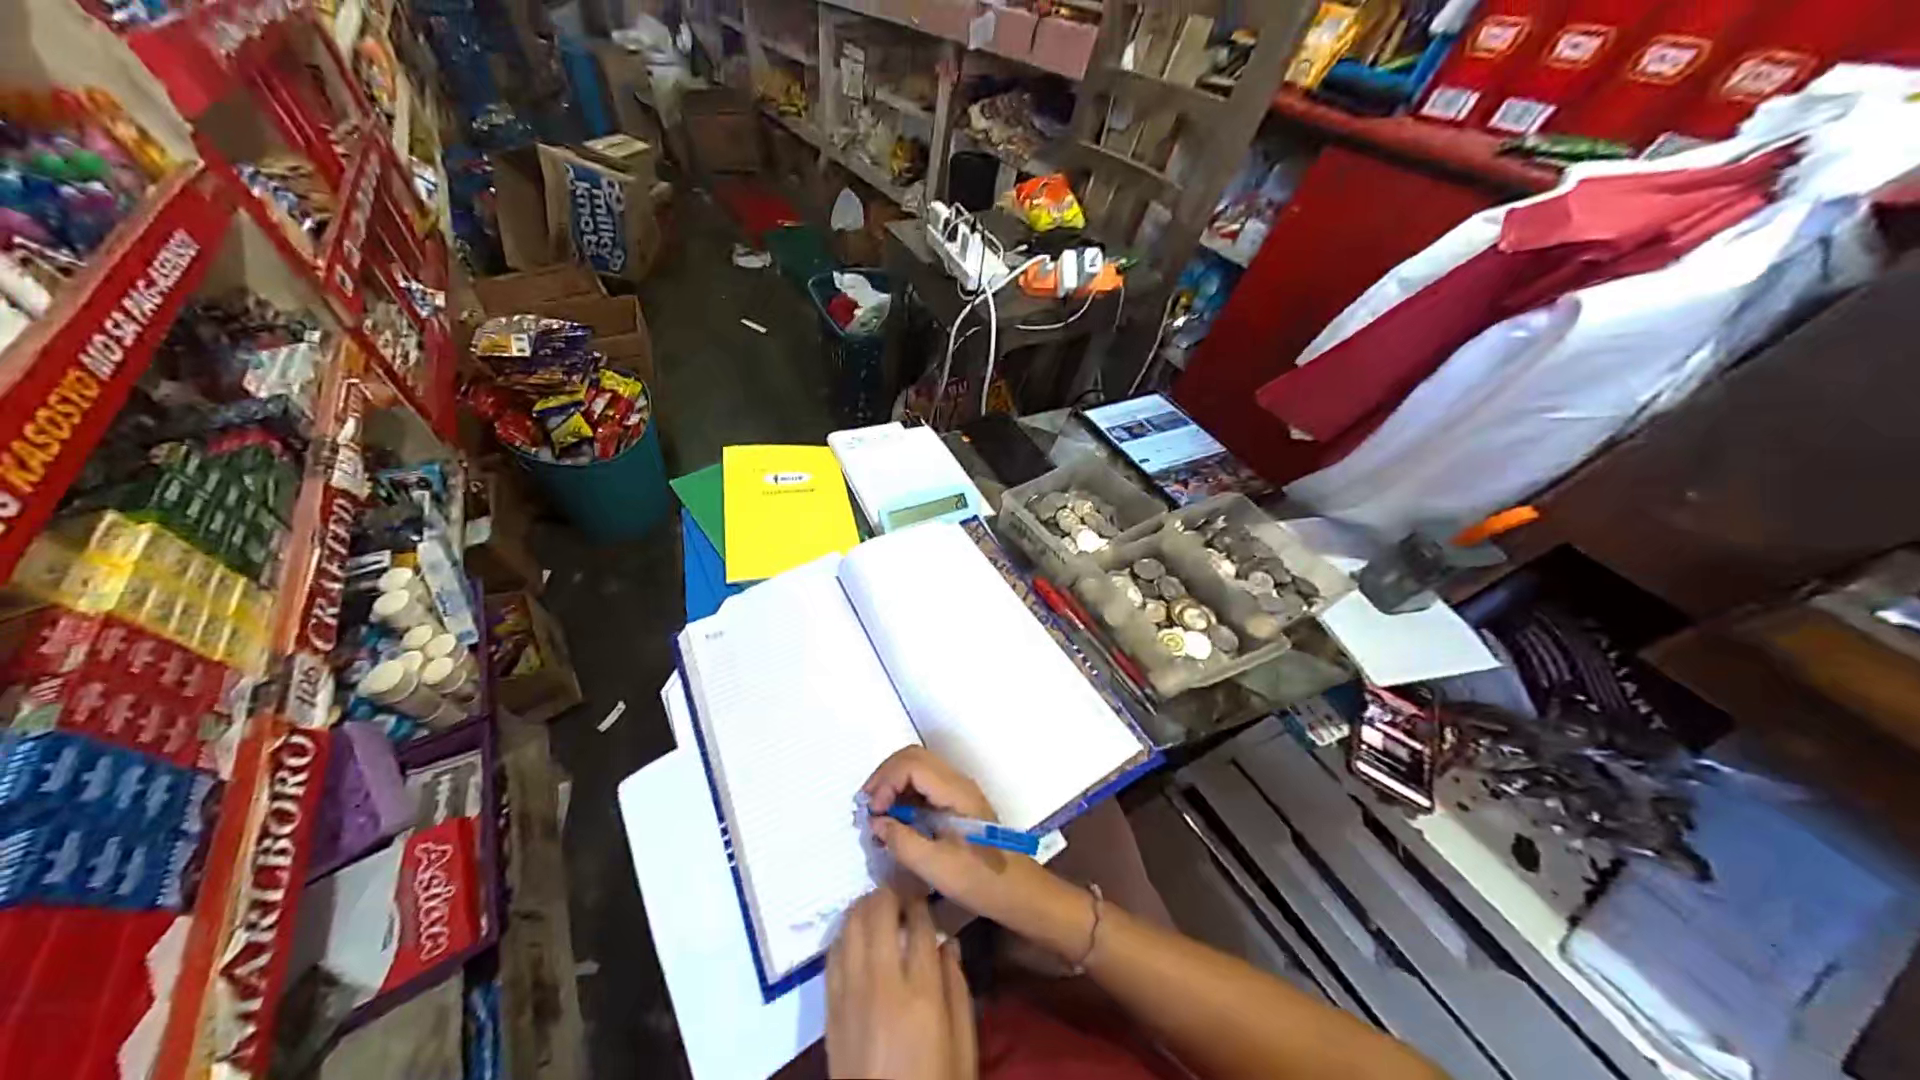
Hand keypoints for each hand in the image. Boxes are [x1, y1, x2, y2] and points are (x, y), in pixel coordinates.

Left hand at [827, 887, 975, 1079]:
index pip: (918, 923)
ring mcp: (849, 994)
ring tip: (880, 905)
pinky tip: (857, 934)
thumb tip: (946, 942)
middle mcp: (881, 983)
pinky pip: (833, 954)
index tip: (924, 889)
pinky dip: (846, 934)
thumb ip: (956, 988)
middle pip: (878, 912)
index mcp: (921, 992)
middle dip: (890, 892)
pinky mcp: (830, 1009)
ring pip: (851, 926)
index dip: (920, 899)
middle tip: (902, 889)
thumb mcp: (963, 1045)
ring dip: (865, 906)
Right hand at [862, 748, 1048, 927]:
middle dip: (885, 777)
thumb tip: (876, 822)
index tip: (874, 813)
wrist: (1018, 891)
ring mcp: (958, 790)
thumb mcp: (936, 868)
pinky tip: (894, 820)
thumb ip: (901, 841)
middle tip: (868, 807)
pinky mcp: (956, 803)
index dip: (886, 782)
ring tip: (877, 815)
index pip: (912, 764)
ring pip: (917, 768)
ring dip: (893, 784)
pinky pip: (924, 784)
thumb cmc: (980, 881)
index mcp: (956, 792)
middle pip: (913, 758)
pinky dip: (903, 794)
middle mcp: (957, 782)